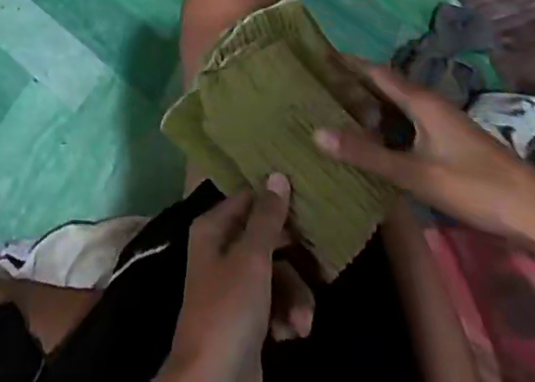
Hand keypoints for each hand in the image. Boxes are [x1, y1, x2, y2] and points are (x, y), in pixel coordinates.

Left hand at [158, 174, 313, 381]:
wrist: (216, 376)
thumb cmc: (229, 308)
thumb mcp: (252, 259)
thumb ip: (266, 219)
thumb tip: (276, 174)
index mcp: (212, 228)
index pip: (248, 200)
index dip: (277, 202)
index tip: (311, 205)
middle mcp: (220, 249)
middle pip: (267, 239)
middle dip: (296, 260)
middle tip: (321, 268)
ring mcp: (234, 284)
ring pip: (278, 275)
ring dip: (295, 299)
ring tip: (300, 323)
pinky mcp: (247, 315)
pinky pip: (276, 303)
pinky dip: (286, 318)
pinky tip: (290, 335)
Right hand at [314, 56, 534, 250]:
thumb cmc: (478, 189)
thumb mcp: (416, 174)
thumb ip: (367, 154)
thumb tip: (314, 132)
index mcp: (423, 103)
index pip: (376, 71)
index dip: (346, 62)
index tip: (315, 54)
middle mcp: (433, 107)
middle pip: (386, 86)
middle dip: (353, 81)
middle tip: (317, 82)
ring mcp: (446, 126)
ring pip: (399, 105)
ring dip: (370, 104)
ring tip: (335, 107)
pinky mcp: (453, 145)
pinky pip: (409, 122)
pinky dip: (386, 122)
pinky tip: (374, 138)